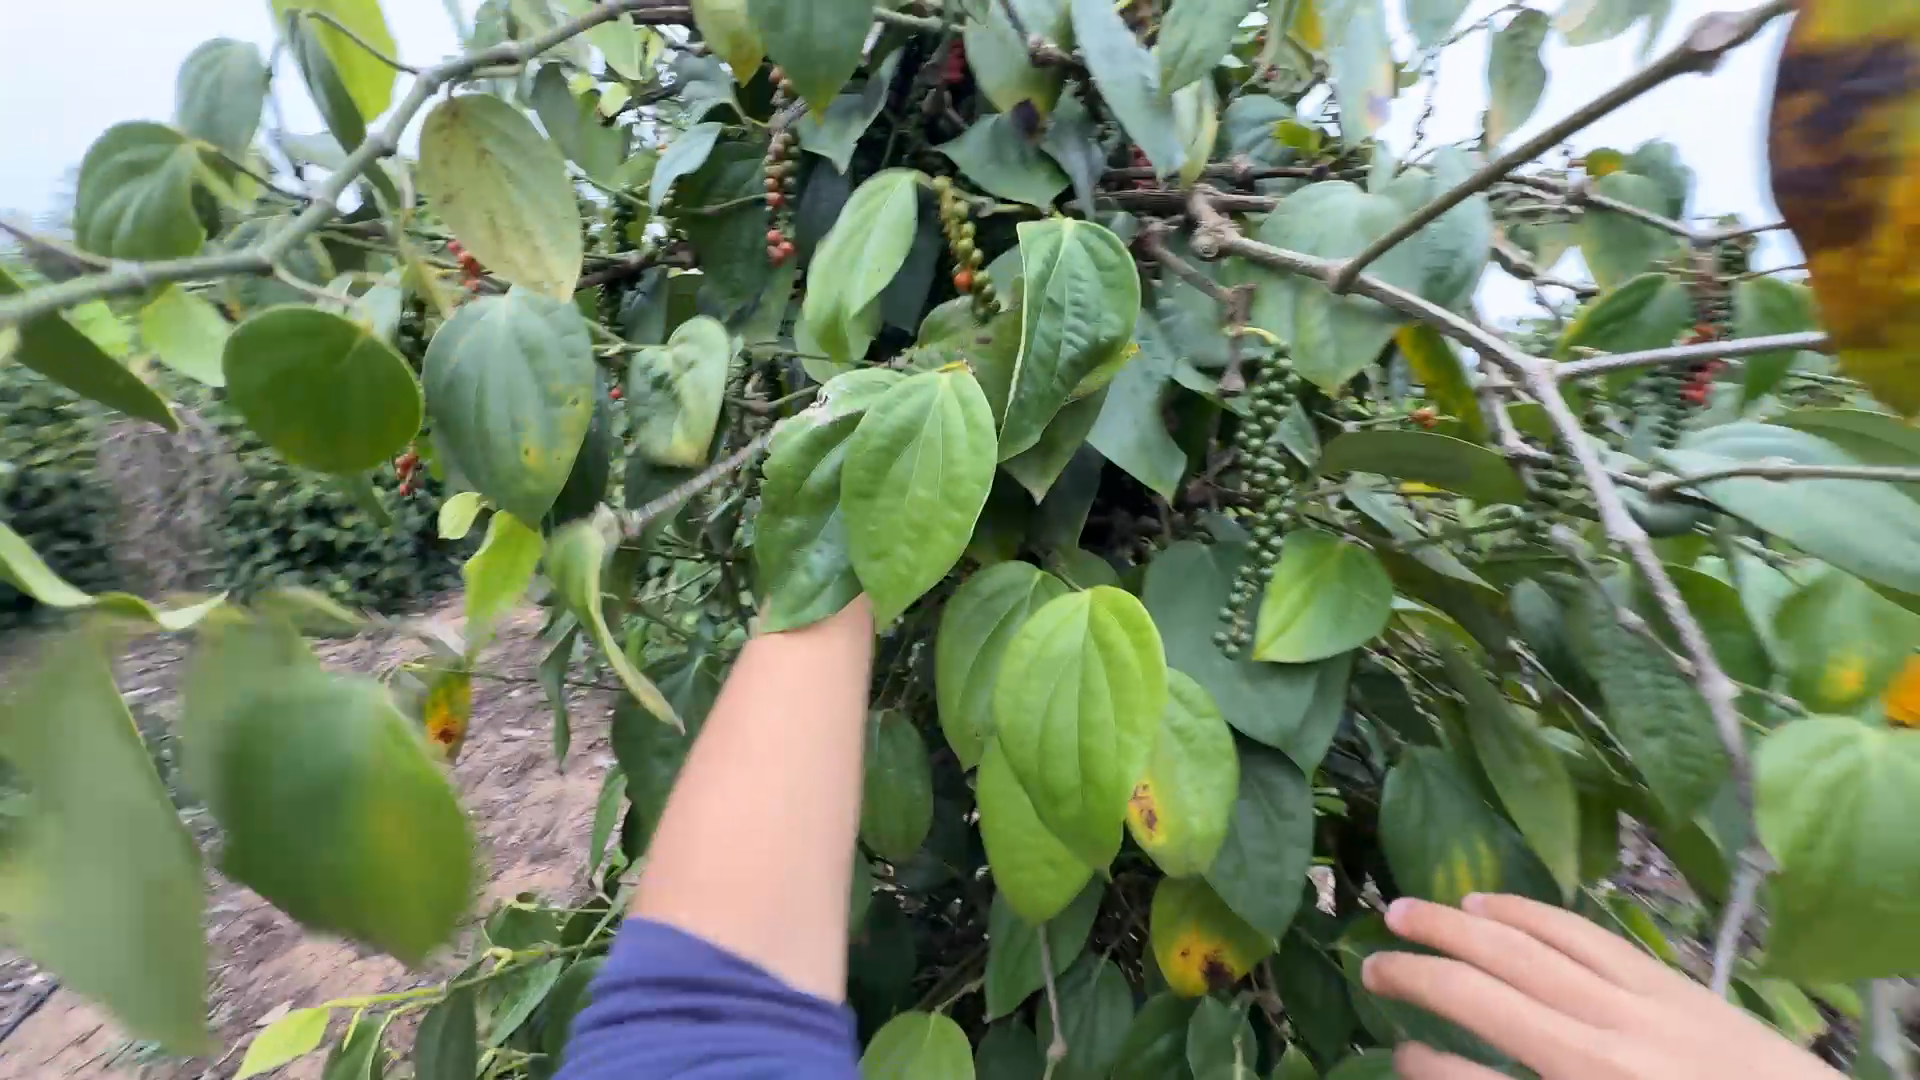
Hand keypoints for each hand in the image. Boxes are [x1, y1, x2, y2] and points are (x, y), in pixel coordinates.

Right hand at [1362, 893, 1841, 1079]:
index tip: (1397, 1053)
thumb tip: (1443, 1068)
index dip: (1423, 1064)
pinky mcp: (1672, 985)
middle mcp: (1605, 1055)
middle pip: (1483, 992)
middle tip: (1369, 963)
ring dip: (1450, 924)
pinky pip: (1578, 932)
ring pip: (1519, 946)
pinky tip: (1484, 900)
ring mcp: (1641, 1010)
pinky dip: (1520, 910)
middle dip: (1415, 973)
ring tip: (1403, 911)